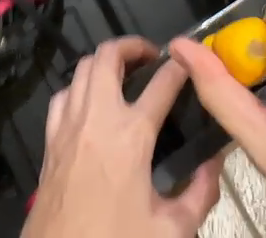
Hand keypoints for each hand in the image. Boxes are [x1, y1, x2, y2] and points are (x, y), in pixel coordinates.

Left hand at [24, 37, 221, 237]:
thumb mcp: (171, 230)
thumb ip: (200, 192)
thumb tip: (216, 163)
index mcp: (131, 135)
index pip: (162, 82)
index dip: (181, 66)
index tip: (192, 62)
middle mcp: (97, 118)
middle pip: (109, 55)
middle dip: (134, 46)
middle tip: (152, 58)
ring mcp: (68, 126)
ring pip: (82, 69)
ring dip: (105, 62)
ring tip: (124, 73)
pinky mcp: (50, 142)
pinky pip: (62, 96)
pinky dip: (79, 88)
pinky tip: (90, 103)